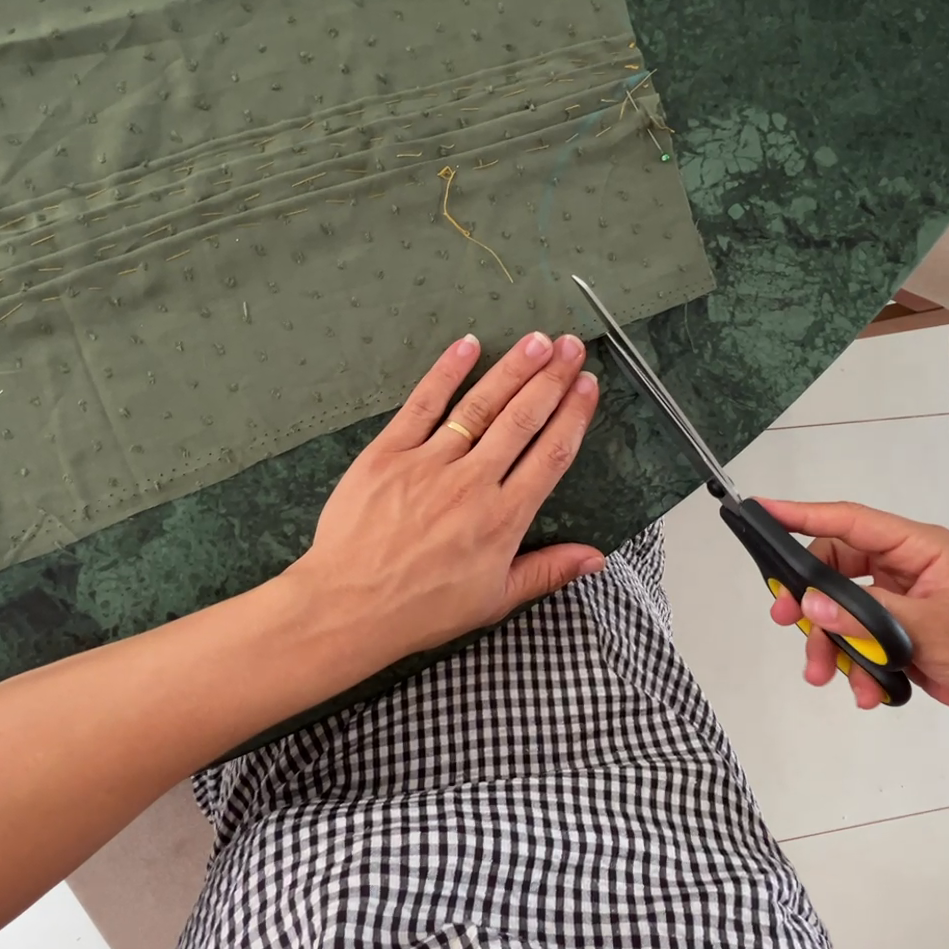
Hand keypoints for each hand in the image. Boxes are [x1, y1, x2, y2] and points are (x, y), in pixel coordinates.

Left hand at [283, 331, 601, 663]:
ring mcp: (430, 463)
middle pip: (522, 419)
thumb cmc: (423, 608)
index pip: (551, 454)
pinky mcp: (388, 453)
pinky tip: (469, 346)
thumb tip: (598, 558)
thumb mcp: (495, 600)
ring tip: (537, 340)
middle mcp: (473, 483)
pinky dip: (446, 372)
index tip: (588, 386)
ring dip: (512, 369)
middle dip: (550, 379)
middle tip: (571, 346)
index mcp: (504, 518)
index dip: (573, 415)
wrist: (350, 607)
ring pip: (480, 406)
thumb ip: (548, 572)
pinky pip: (423, 405)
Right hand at [756, 500, 948, 729]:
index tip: (762, 510)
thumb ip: (866, 614)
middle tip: (784, 620)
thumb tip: (810, 604)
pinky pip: (856, 640)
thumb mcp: (932, 628)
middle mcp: (903, 568)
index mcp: (919, 548)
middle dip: (810, 601)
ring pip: (839, 611)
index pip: (850, 521)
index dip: (803, 513)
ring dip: (829, 644)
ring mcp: (898, 602)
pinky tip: (864, 691)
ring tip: (825, 675)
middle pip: (834, 570)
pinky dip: (852, 664)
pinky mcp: (895, 634)